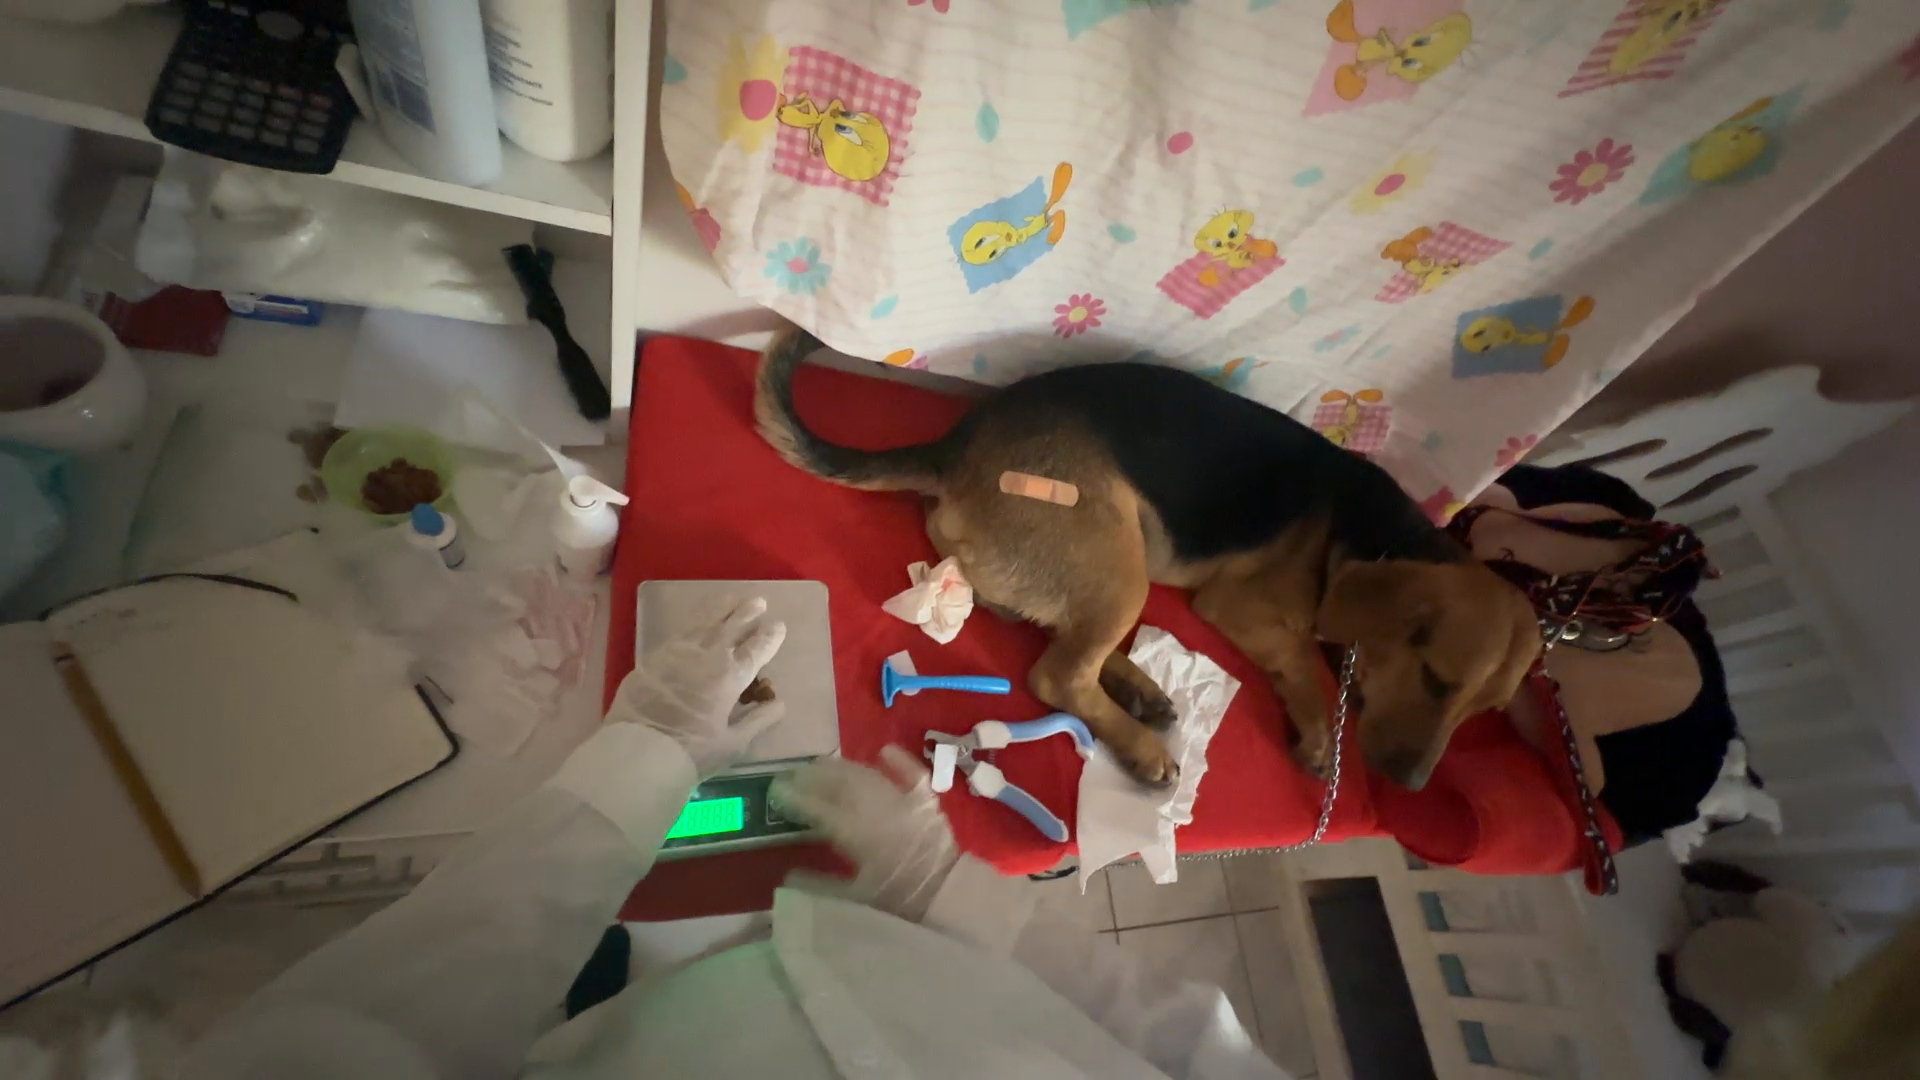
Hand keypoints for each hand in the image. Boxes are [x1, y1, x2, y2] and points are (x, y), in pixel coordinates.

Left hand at [607, 595, 785, 777]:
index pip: (758, 648)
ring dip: (721, 607)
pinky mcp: (655, 657)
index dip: (770, 636)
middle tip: (758, 601)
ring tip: (731, 597)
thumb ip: (758, 721)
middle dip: (747, 613)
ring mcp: (679, 652)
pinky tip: (698, 618)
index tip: (779, 625)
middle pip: (732, 626)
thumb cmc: (691, 753)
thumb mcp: (732, 744)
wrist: (636, 754)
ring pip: (705, 621)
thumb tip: (779, 705)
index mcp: (731, 676)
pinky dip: (694, 619)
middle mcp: (708, 656)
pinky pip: (681, 630)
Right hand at [771, 745, 959, 922]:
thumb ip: (821, 887)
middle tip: (793, 774)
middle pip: (843, 786)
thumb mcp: (854, 901)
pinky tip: (883, 750)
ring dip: (844, 768)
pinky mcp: (925, 799)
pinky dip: (898, 761)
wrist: (945, 896)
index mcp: (861, 837)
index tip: (778, 791)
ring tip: (821, 764)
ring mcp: (905, 802)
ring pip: (869, 777)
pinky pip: (911, 773)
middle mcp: (882, 812)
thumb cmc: (896, 902)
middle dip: (815, 778)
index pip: (823, 811)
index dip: (798, 799)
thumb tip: (788, 876)